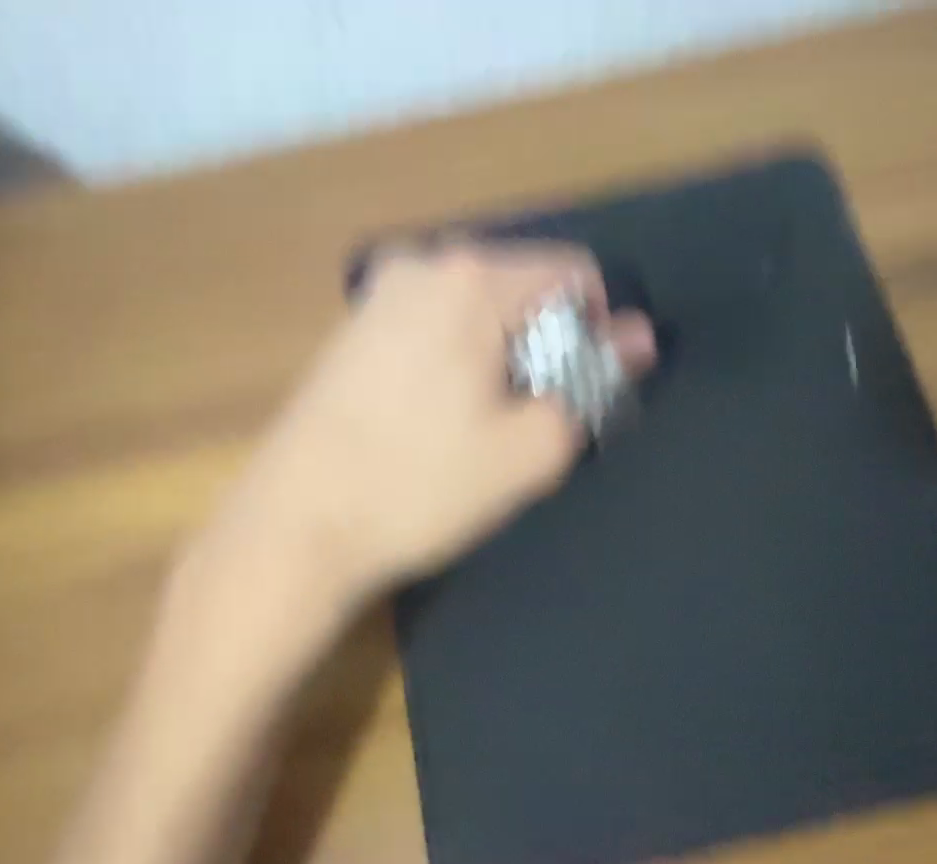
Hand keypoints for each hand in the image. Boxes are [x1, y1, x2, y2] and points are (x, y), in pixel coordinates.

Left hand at [146, 243, 656, 725]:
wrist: (297, 525)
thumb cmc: (421, 486)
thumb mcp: (529, 450)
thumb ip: (593, 383)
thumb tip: (639, 338)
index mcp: (472, 281)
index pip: (574, 274)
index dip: (599, 332)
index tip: (583, 391)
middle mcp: (423, 264)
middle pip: (525, 286)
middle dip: (549, 344)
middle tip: (533, 419)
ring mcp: (379, 293)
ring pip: (480, 309)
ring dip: (505, 355)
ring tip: (484, 425)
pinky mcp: (353, 328)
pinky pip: (436, 325)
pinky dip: (460, 359)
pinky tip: (439, 419)